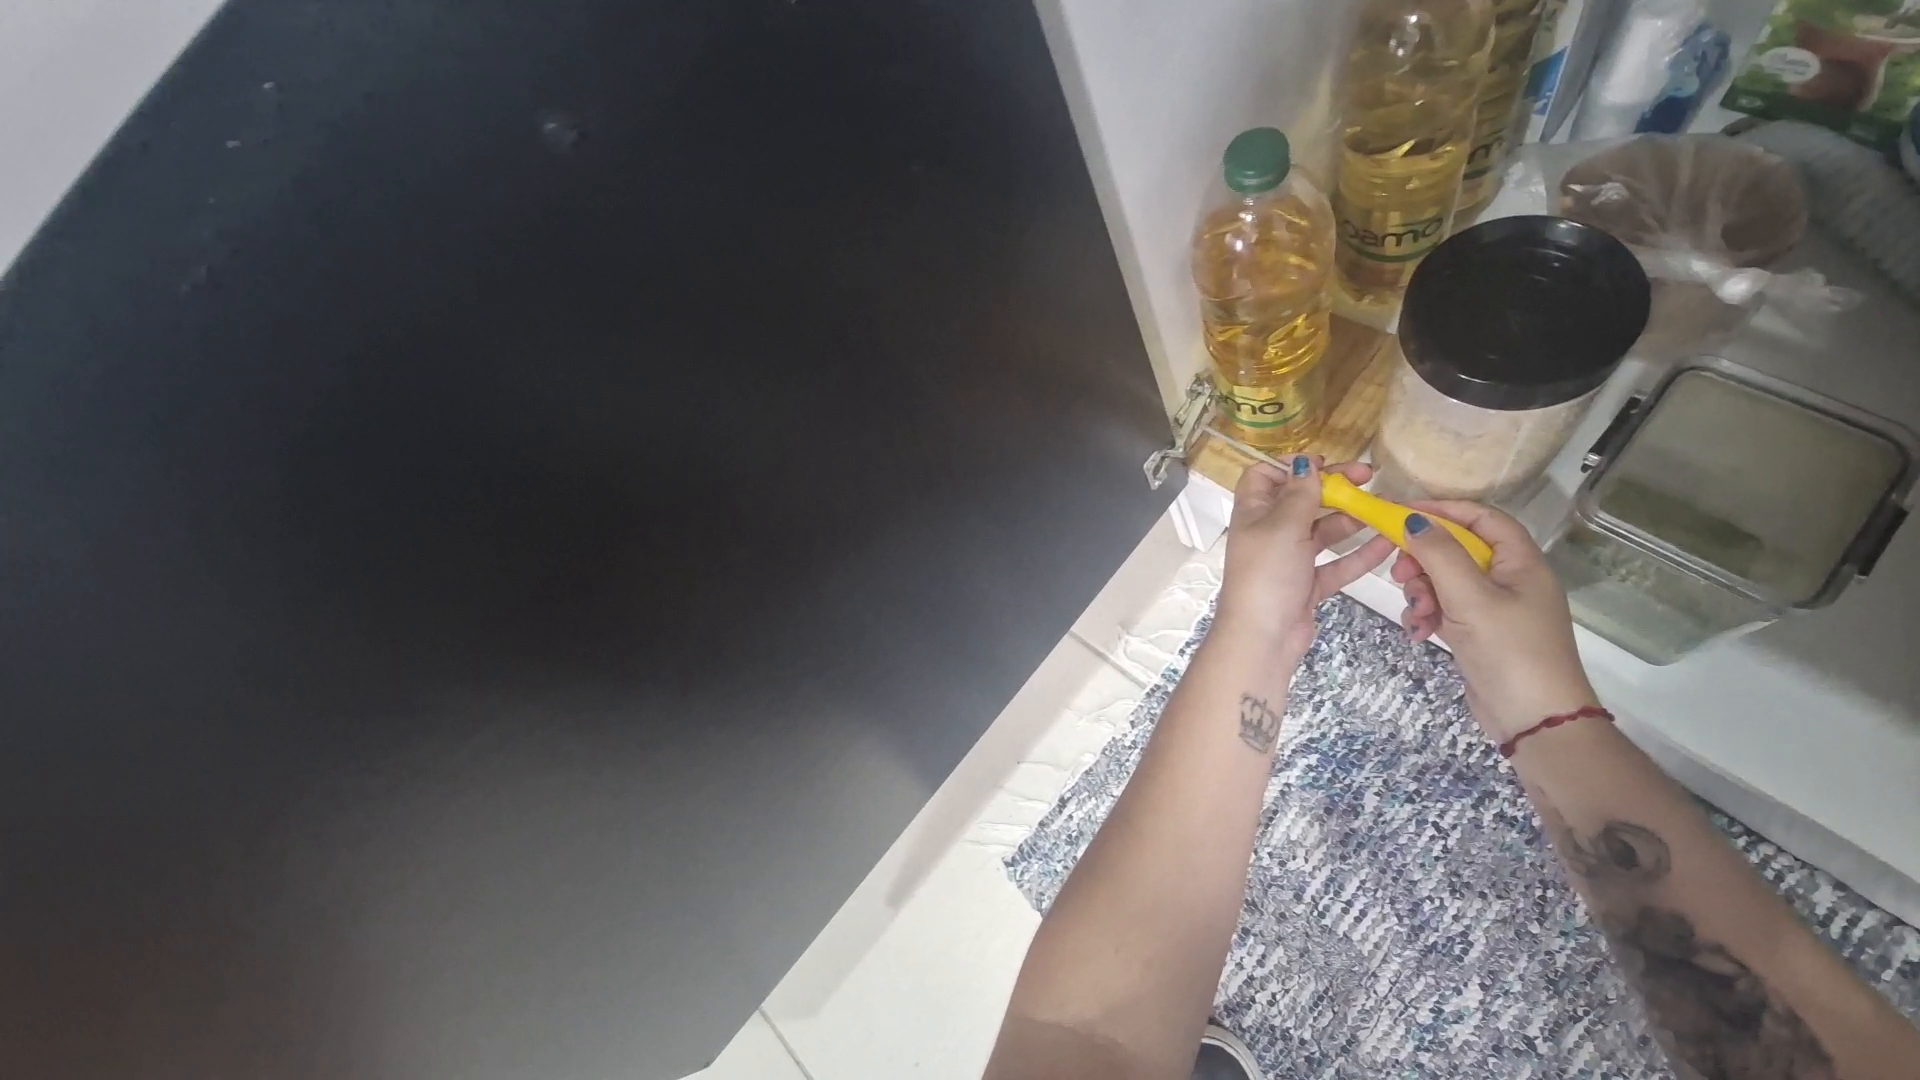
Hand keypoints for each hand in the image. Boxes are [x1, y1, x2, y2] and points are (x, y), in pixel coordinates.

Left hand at [1216, 457, 1396, 662]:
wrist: (1263, 635)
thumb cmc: (1267, 574)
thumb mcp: (1283, 526)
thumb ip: (1299, 494)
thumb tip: (1304, 464)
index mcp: (1253, 513)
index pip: (1263, 477)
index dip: (1290, 466)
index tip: (1323, 464)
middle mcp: (1269, 533)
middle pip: (1301, 501)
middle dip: (1333, 488)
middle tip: (1369, 477)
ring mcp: (1288, 560)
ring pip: (1322, 532)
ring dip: (1351, 519)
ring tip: (1384, 507)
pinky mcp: (1307, 585)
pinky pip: (1336, 563)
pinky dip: (1360, 554)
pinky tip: (1389, 542)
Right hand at [1391, 500, 1598, 742]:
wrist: (1533, 719)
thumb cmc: (1508, 650)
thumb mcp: (1469, 597)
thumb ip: (1439, 554)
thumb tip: (1414, 519)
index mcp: (1520, 562)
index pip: (1482, 518)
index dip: (1444, 509)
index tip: (1401, 512)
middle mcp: (1509, 579)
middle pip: (1456, 550)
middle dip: (1423, 560)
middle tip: (1400, 574)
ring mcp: (1493, 607)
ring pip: (1444, 580)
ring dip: (1421, 593)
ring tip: (1416, 614)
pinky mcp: (1478, 632)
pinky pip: (1444, 608)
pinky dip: (1426, 615)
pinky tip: (1418, 633)